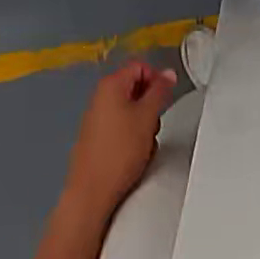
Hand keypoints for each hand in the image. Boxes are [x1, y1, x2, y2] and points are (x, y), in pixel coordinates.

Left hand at [60, 62, 177, 215]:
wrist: (92, 192)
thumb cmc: (120, 150)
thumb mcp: (148, 116)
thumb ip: (160, 91)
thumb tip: (168, 74)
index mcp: (111, 84)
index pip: (140, 66)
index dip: (156, 78)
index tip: (164, 97)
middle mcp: (100, 96)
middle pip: (134, 88)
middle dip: (149, 105)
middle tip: (153, 123)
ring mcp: (96, 117)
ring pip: (130, 109)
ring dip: (142, 123)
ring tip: (144, 143)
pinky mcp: (95, 137)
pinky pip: (120, 126)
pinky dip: (131, 135)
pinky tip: (134, 154)